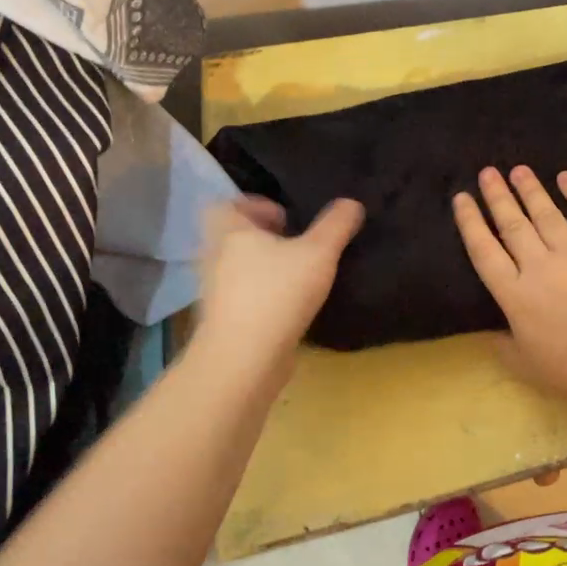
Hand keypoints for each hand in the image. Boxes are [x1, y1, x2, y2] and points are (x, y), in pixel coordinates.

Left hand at [196, 195, 363, 383]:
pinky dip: (263, 296)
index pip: (226, 205)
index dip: (255, 205)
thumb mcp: (319, 252)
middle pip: (234, 237)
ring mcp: (215, 293)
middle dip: (265, 238)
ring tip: (299, 276)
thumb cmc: (277, 294)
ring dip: (265, 268)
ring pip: (238, 269)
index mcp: (231, 233)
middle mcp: (215, 259)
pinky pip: (243, 297)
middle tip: (298, 244)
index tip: (286, 218)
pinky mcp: (224, 322)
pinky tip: (291, 306)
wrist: (242, 361)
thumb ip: (337, 225)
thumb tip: (351, 203)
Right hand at [454, 166, 566, 409]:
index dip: (470, 222)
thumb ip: (501, 341)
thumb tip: (488, 328)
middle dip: (497, 195)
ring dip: (530, 189)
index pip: (484, 250)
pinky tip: (565, 176)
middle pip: (512, 223)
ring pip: (545, 213)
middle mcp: (538, 265)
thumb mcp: (523, 363)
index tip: (461, 198)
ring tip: (518, 169)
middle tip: (487, 172)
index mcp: (514, 294)